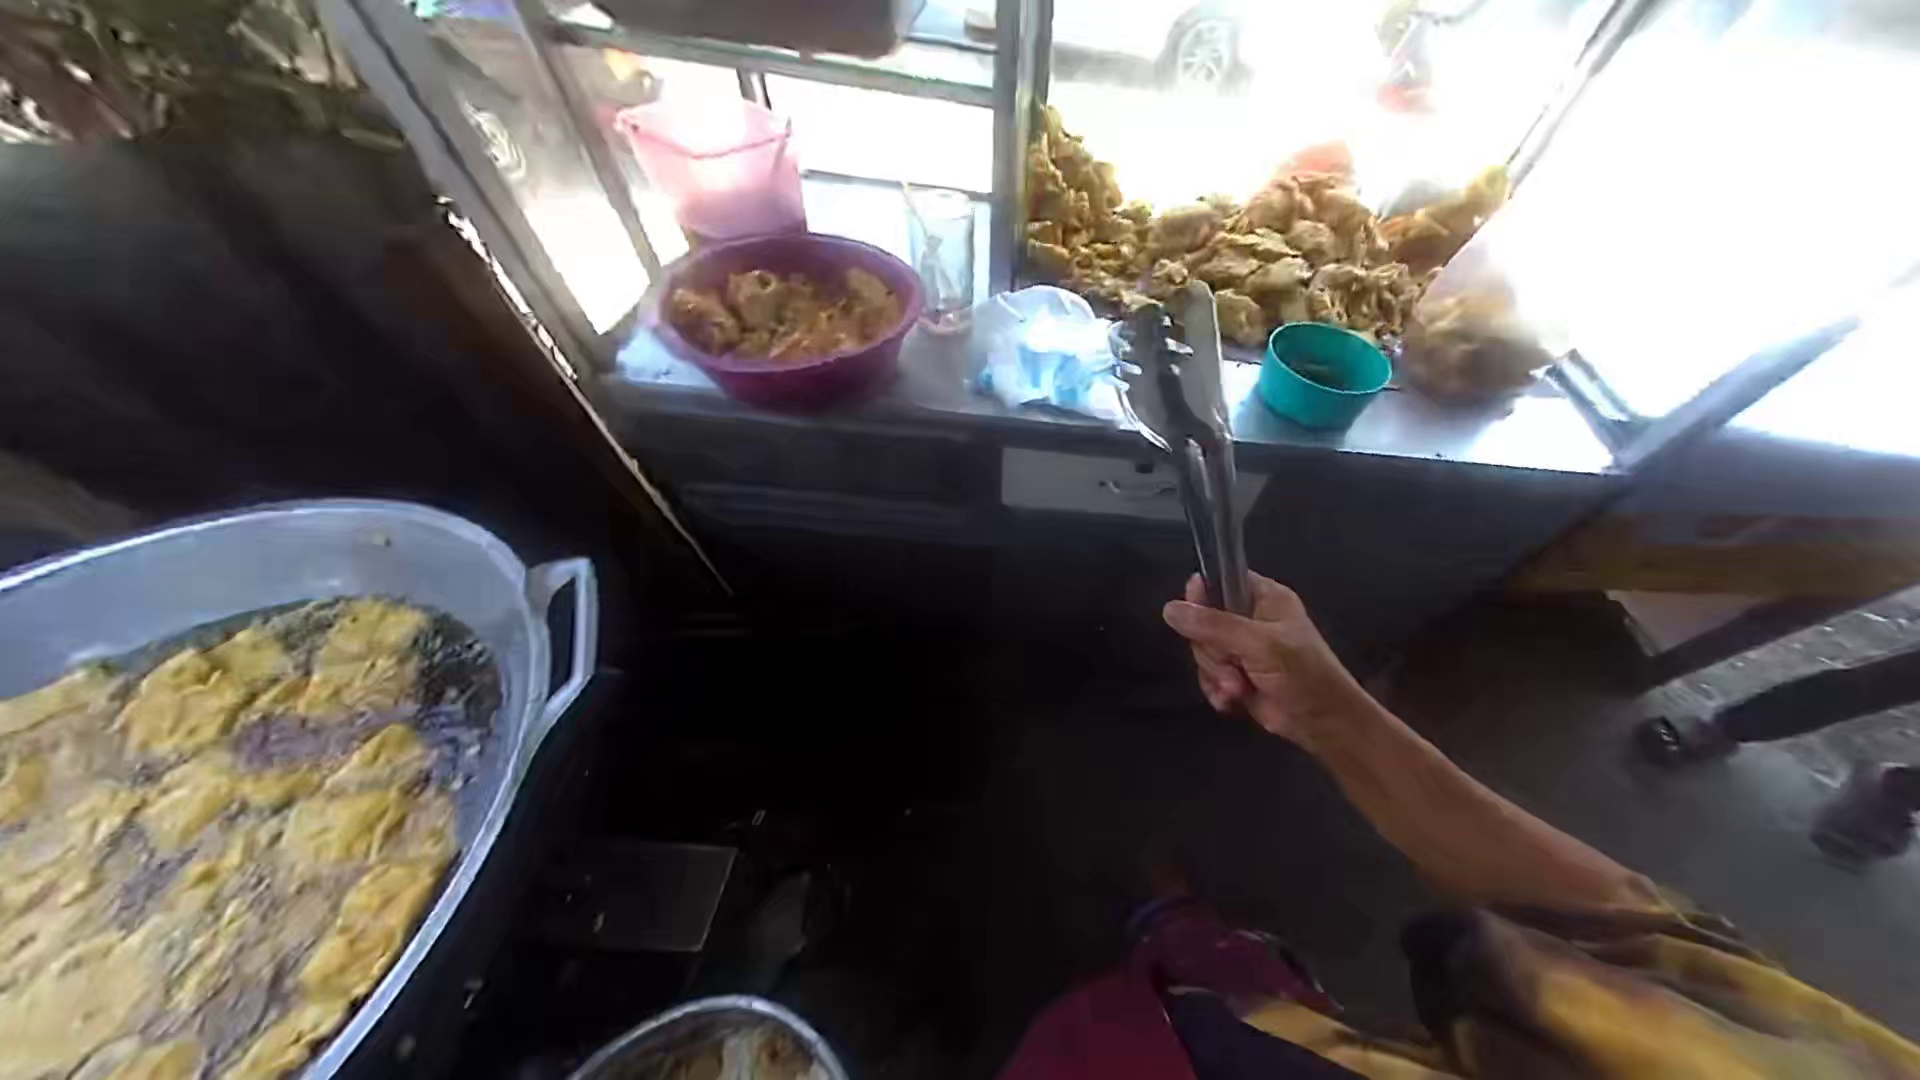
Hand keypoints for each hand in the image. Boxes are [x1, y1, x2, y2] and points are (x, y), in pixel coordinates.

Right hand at [1162, 572, 1375, 747]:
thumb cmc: (1303, 674)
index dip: (1201, 594)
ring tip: (1239, 687)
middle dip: (1212, 650)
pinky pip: (1206, 673)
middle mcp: (1249, 618)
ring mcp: (1241, 648)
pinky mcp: (1236, 674)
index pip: (1221, 580)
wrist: (1325, 724)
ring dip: (1216, 673)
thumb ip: (1212, 624)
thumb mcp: (1258, 643)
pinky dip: (1216, 689)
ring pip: (1202, 650)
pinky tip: (1230, 700)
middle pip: (1202, 621)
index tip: (1194, 615)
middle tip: (1232, 664)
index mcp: (1263, 597)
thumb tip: (1170, 609)